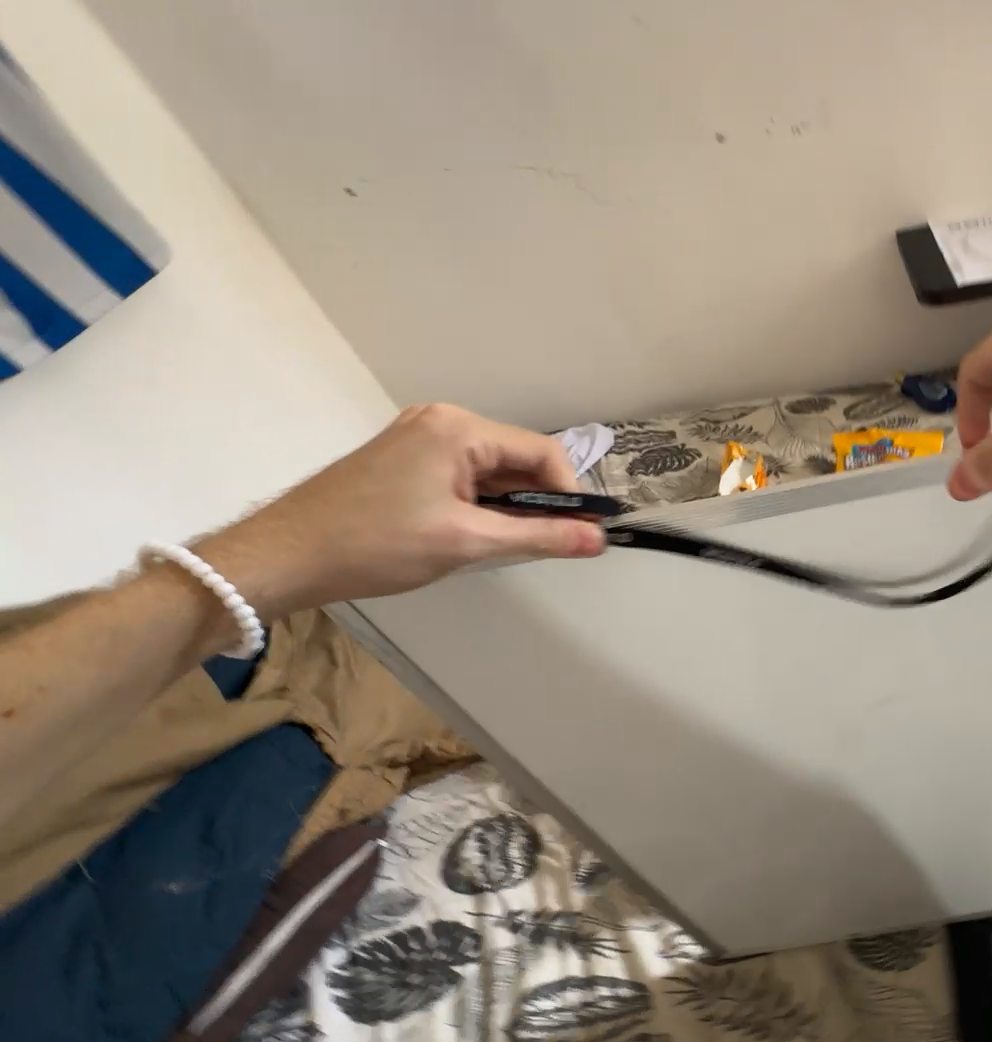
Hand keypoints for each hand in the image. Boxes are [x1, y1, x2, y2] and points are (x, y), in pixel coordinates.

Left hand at [197, 404, 605, 618]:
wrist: (280, 557)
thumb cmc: (375, 545)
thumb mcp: (468, 543)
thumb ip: (541, 537)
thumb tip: (599, 540)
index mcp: (459, 429)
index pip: (543, 453)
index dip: (568, 493)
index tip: (576, 533)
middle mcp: (443, 421)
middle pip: (519, 459)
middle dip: (539, 501)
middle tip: (545, 544)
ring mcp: (420, 436)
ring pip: (494, 470)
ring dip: (510, 505)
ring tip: (504, 543)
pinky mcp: (405, 457)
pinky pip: (466, 474)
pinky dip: (482, 502)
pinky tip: (474, 531)